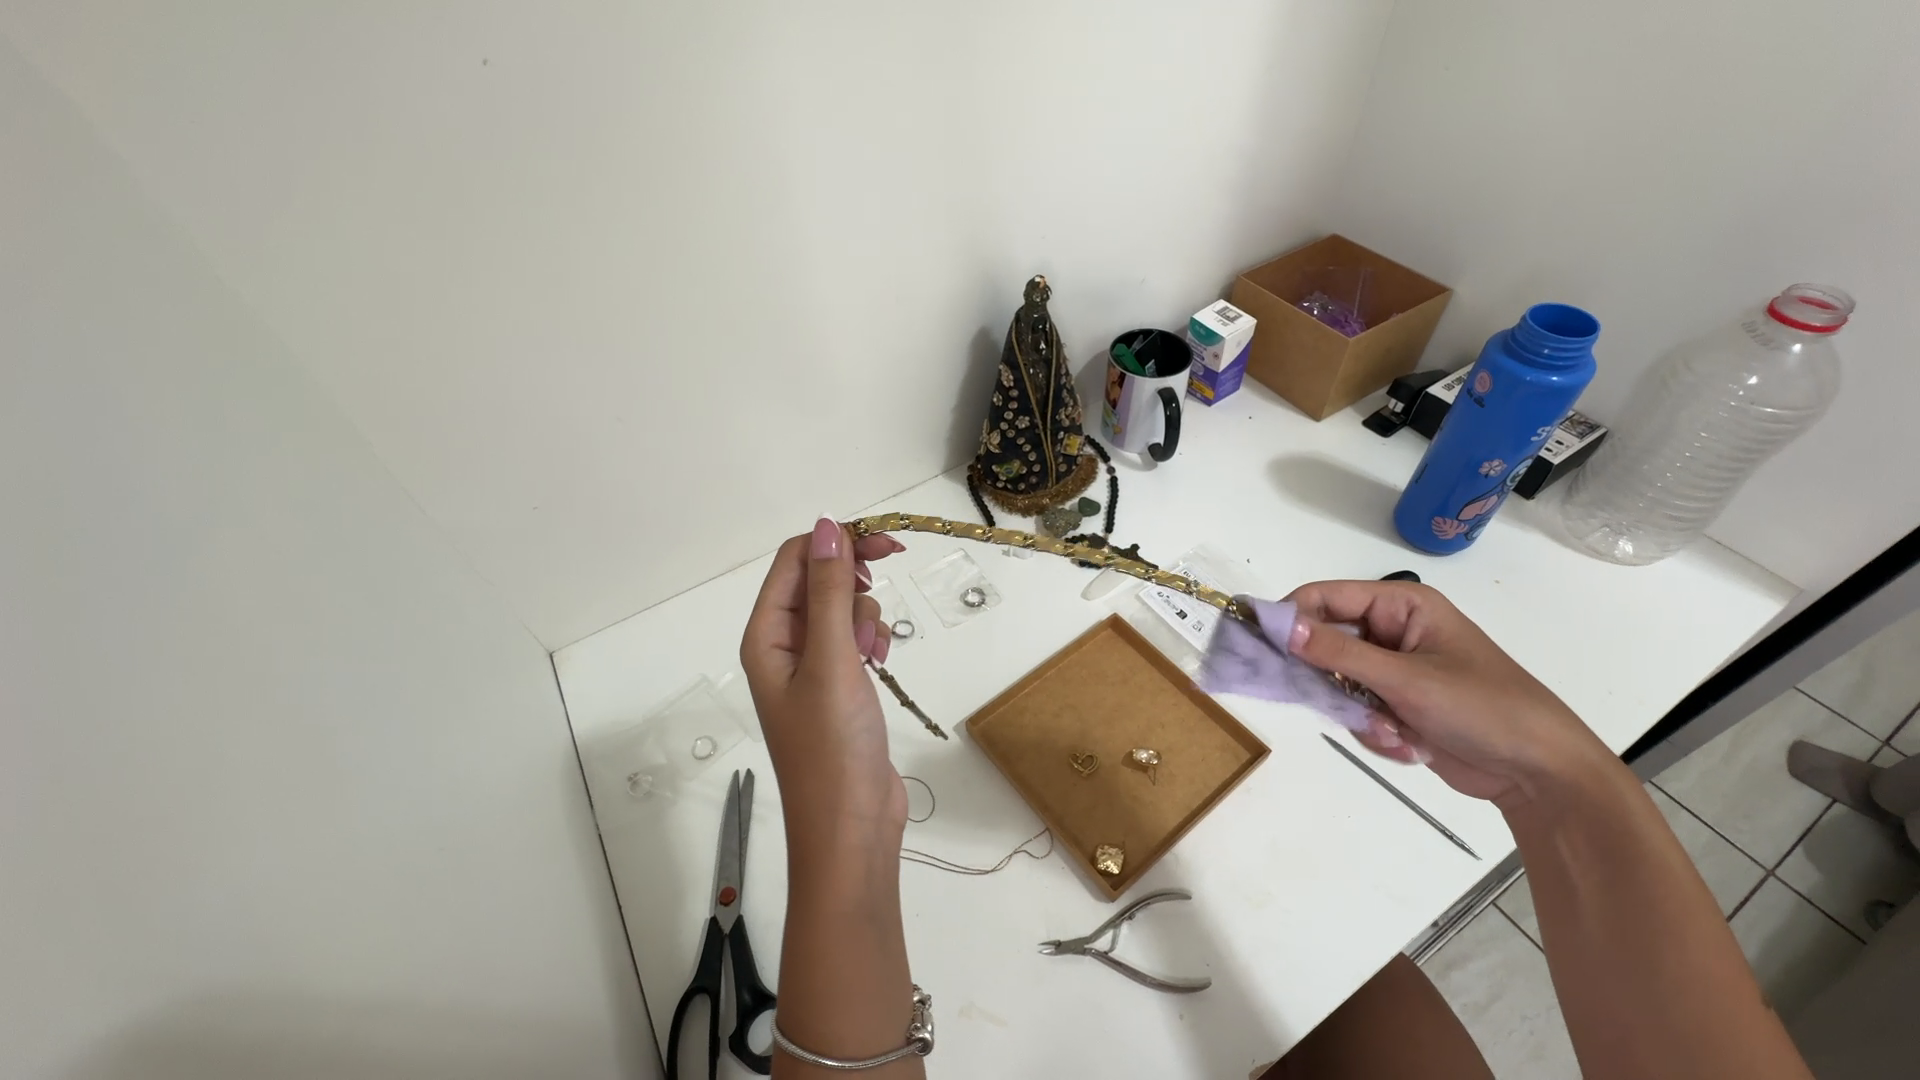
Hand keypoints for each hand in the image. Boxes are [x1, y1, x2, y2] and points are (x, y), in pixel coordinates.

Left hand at [740, 518, 907, 853]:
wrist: (851, 829)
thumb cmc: (833, 746)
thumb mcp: (831, 661)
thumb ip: (829, 592)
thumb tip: (826, 525)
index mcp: (766, 636)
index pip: (794, 561)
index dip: (836, 543)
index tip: (885, 545)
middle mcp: (782, 647)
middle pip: (817, 581)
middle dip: (853, 576)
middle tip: (892, 572)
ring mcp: (811, 669)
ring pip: (840, 610)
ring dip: (864, 614)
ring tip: (874, 651)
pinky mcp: (838, 688)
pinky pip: (853, 641)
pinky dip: (870, 641)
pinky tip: (880, 662)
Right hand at [1283, 580, 1613, 807]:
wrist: (1540, 773)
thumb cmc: (1482, 708)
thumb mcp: (1407, 679)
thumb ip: (1338, 653)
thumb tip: (1278, 625)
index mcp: (1399, 606)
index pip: (1323, 598)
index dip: (1288, 616)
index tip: (1258, 646)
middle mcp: (1391, 631)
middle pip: (1323, 643)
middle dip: (1330, 681)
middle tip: (1339, 705)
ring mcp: (1391, 670)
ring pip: (1334, 684)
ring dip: (1357, 713)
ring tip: (1395, 732)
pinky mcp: (1394, 705)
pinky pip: (1354, 712)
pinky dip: (1373, 732)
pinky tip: (1408, 745)